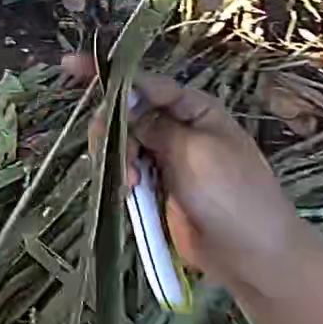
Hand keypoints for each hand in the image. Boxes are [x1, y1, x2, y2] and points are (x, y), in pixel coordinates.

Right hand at [64, 55, 304, 279]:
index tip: (69, 64)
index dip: (107, 74)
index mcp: (194, 108)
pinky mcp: (156, 183)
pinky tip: (130, 193)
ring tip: (133, 185)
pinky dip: (121, 177)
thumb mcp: (194, 153)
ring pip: (120, 140)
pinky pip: (125, 167)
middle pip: (125, 112)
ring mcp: (165, 155)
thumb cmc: (233, 197)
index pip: (144, 82)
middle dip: (113, 130)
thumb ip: (154, 125)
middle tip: (118, 157)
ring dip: (118, 158)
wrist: (253, 258)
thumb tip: (124, 101)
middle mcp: (177, 126)